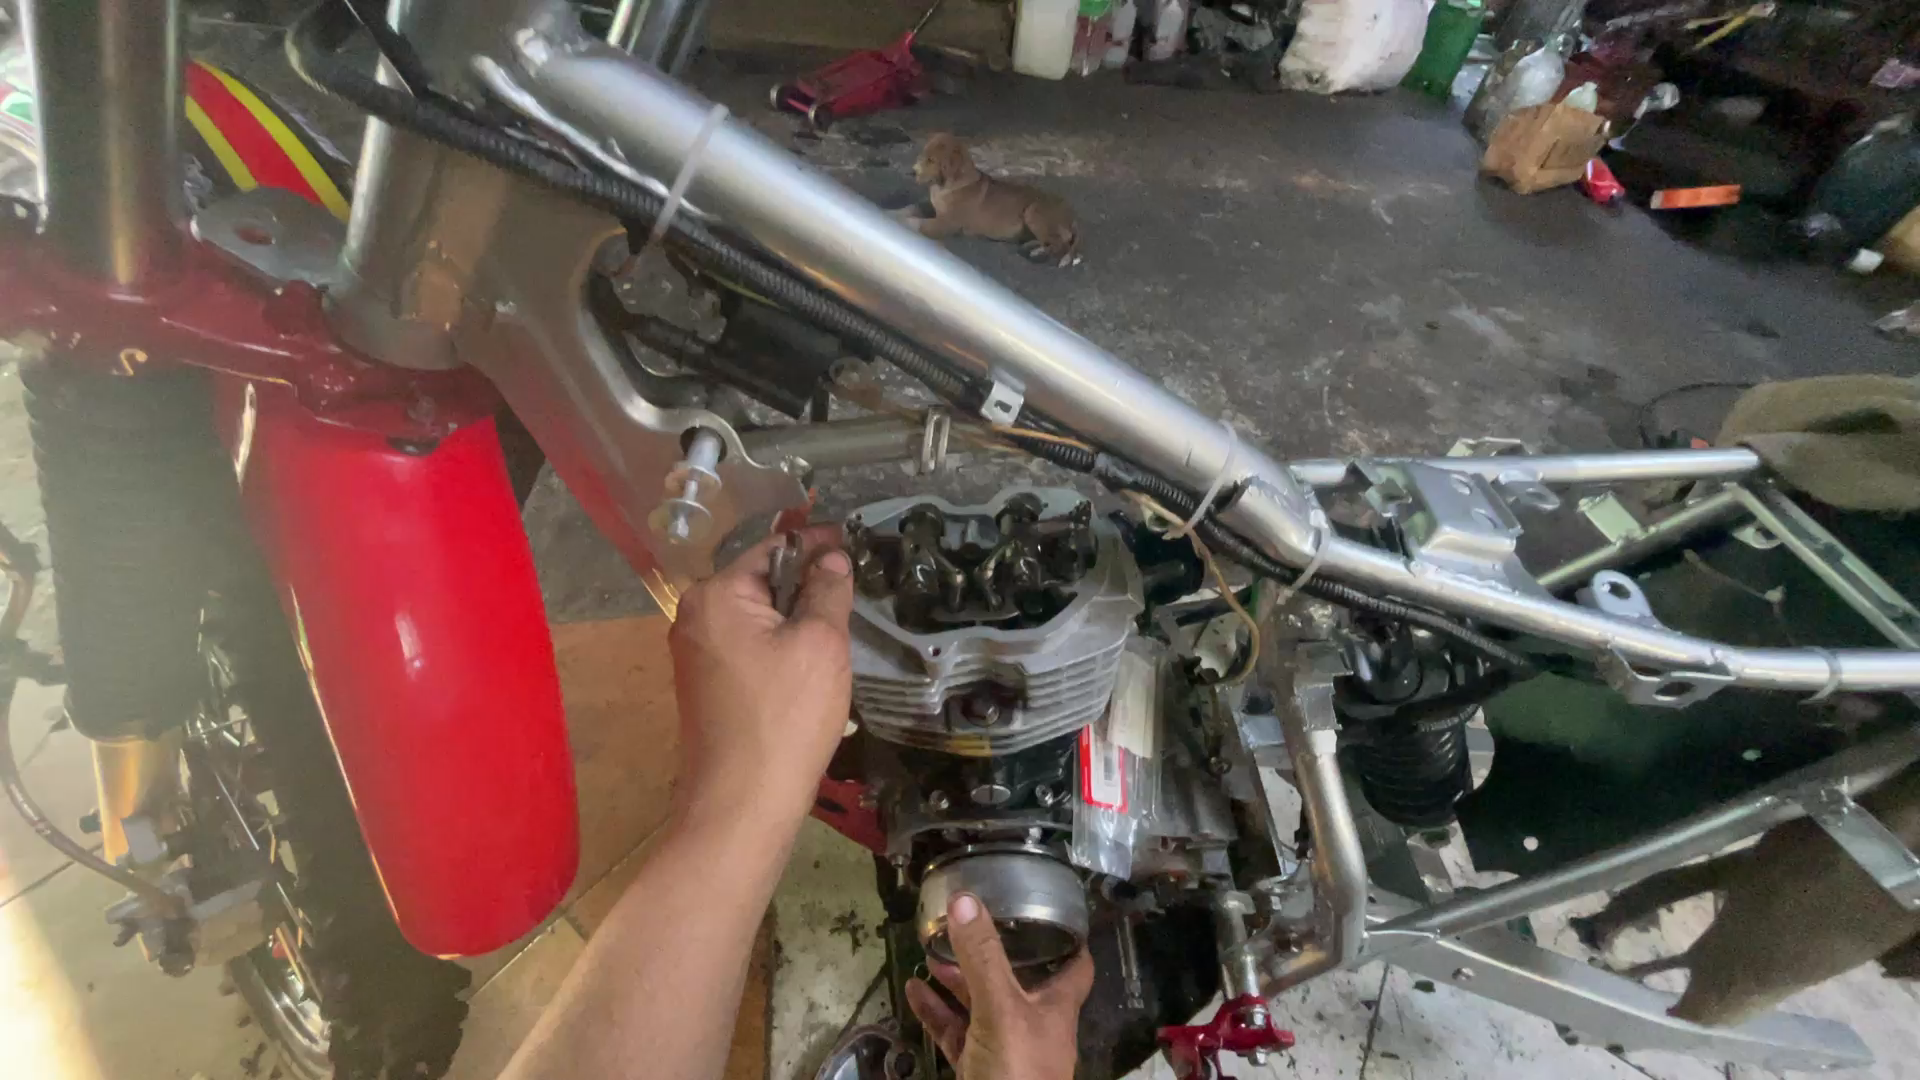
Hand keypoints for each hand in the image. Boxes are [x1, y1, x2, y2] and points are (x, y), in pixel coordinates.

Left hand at [668, 524, 854, 830]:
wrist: (742, 804)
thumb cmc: (786, 714)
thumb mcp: (820, 643)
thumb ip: (827, 590)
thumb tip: (831, 556)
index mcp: (716, 596)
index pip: (772, 547)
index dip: (814, 542)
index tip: (851, 541)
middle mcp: (694, 617)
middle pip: (761, 581)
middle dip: (806, 583)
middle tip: (851, 590)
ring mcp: (695, 655)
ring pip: (757, 617)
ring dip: (796, 617)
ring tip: (838, 627)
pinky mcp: (706, 686)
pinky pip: (749, 646)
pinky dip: (780, 644)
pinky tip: (811, 665)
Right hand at [906, 894, 1094, 1079]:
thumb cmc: (1017, 1075)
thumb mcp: (1001, 1010)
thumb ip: (982, 958)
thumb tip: (964, 898)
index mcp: (1055, 1009)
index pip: (1075, 965)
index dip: (1067, 936)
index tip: (1048, 905)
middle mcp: (1034, 1026)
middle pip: (1017, 978)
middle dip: (991, 951)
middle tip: (967, 919)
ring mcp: (1004, 1051)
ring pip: (981, 1003)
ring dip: (957, 978)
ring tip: (930, 949)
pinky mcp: (977, 1072)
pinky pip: (957, 1034)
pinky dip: (937, 1012)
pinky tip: (914, 990)